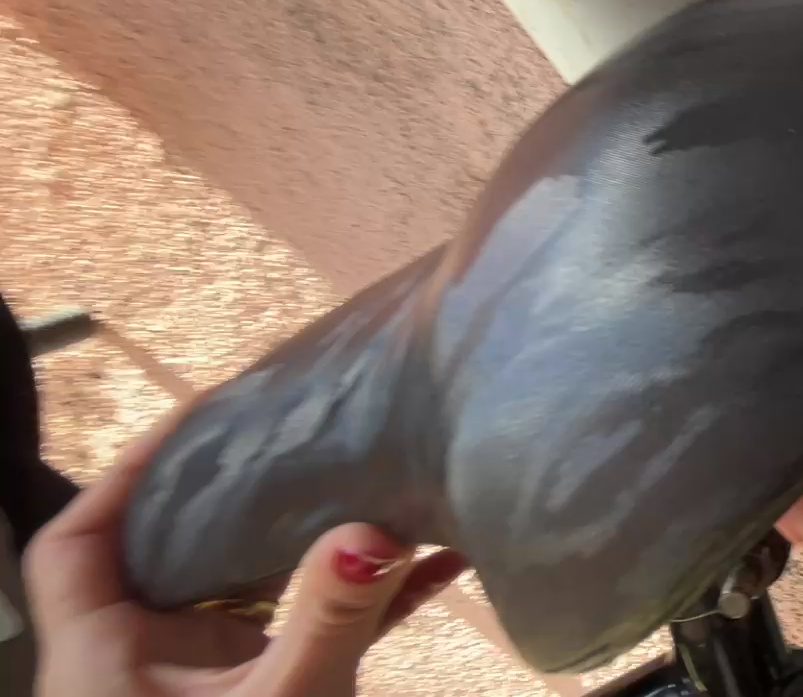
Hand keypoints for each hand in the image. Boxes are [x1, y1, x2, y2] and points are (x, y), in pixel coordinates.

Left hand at [23, 417, 467, 696]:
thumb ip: (326, 619)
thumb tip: (377, 525)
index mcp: (106, 657)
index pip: (80, 544)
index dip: (126, 471)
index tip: (207, 407)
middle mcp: (153, 652)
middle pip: (183, 542)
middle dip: (251, 480)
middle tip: (320, 423)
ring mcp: (218, 669)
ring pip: (262, 576)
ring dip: (328, 532)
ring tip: (385, 473)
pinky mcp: (276, 682)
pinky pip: (324, 617)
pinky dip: (379, 589)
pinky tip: (448, 561)